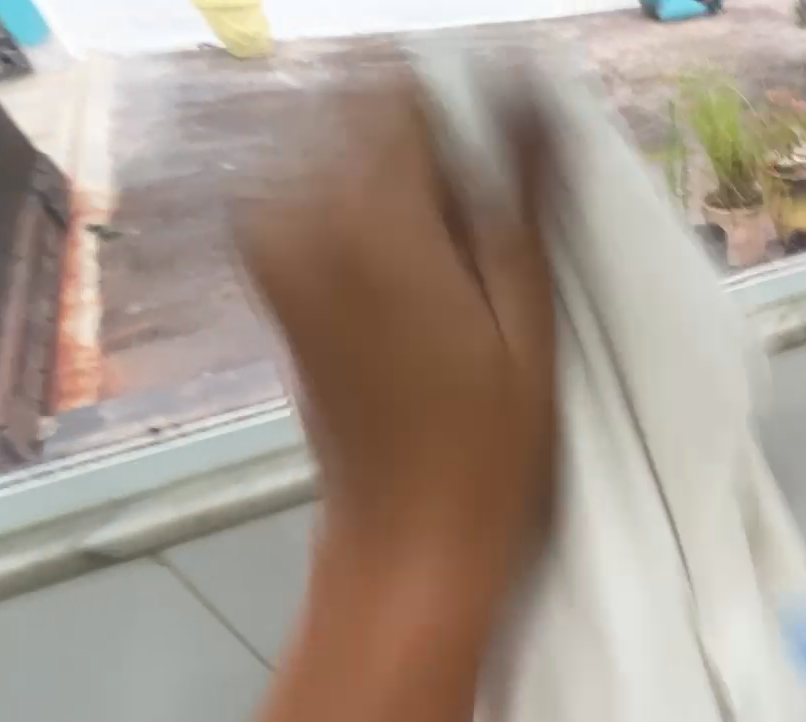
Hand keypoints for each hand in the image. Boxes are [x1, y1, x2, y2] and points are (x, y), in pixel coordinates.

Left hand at [238, 74, 555, 591]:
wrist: (409, 542)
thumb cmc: (492, 453)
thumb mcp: (528, 331)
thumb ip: (517, 208)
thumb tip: (530, 98)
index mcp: (368, 223)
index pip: (407, 93)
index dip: (478, 119)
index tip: (527, 176)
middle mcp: (294, 215)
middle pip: (373, 121)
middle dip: (449, 158)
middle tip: (508, 240)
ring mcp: (275, 249)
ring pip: (353, 161)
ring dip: (424, 195)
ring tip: (478, 274)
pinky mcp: (279, 281)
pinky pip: (332, 205)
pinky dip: (391, 223)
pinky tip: (439, 288)